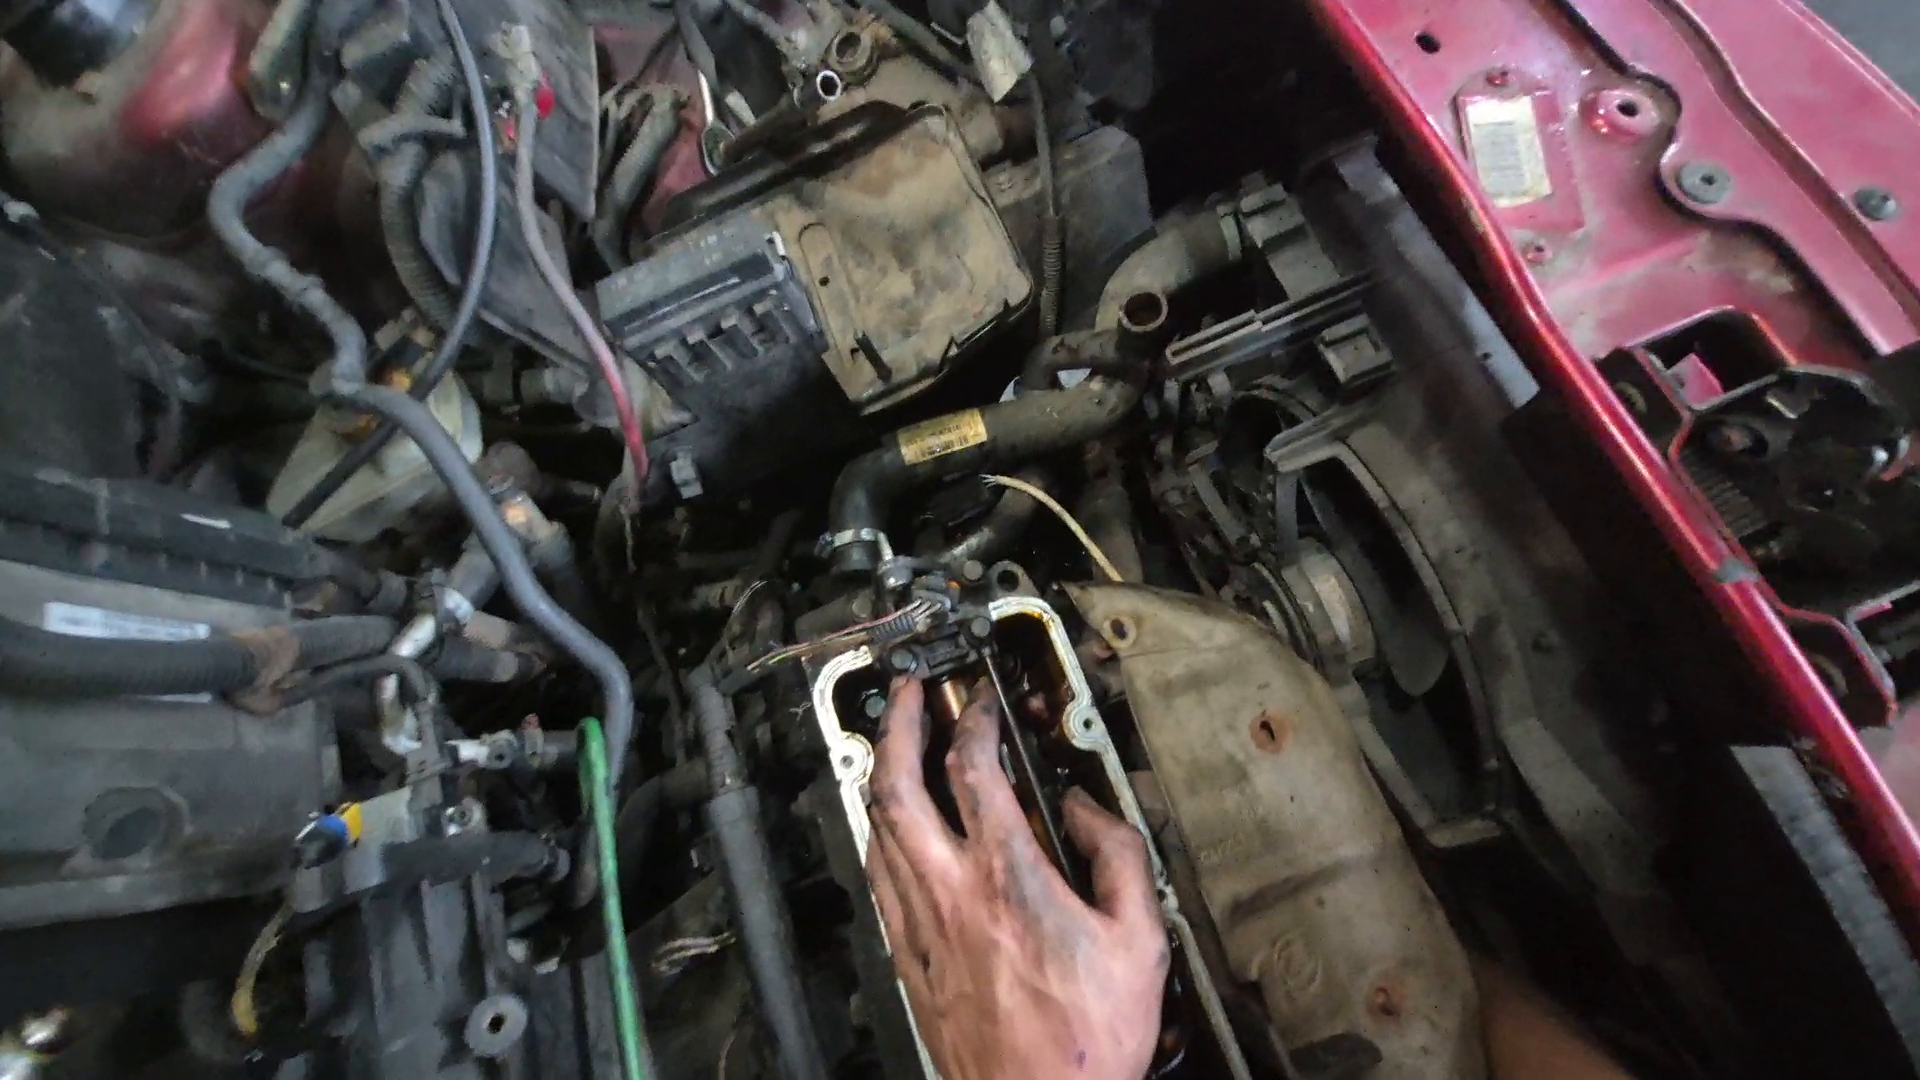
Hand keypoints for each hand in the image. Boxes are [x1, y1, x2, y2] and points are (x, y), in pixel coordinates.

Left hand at [866, 677, 1169, 1079]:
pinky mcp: (908, 952)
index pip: (975, 771)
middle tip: (904, 693)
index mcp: (1008, 878)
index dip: (977, 721)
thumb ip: (1120, 856)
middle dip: (898, 725)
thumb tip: (1087, 810)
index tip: (985, 704)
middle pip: (899, 786)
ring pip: (879, 825)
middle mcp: (952, 890)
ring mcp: (922, 921)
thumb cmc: (1086, 1039)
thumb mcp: (1140, 940)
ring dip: (882, 770)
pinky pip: (879, 872)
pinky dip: (880, 829)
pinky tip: (890, 820)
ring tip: (894, 740)